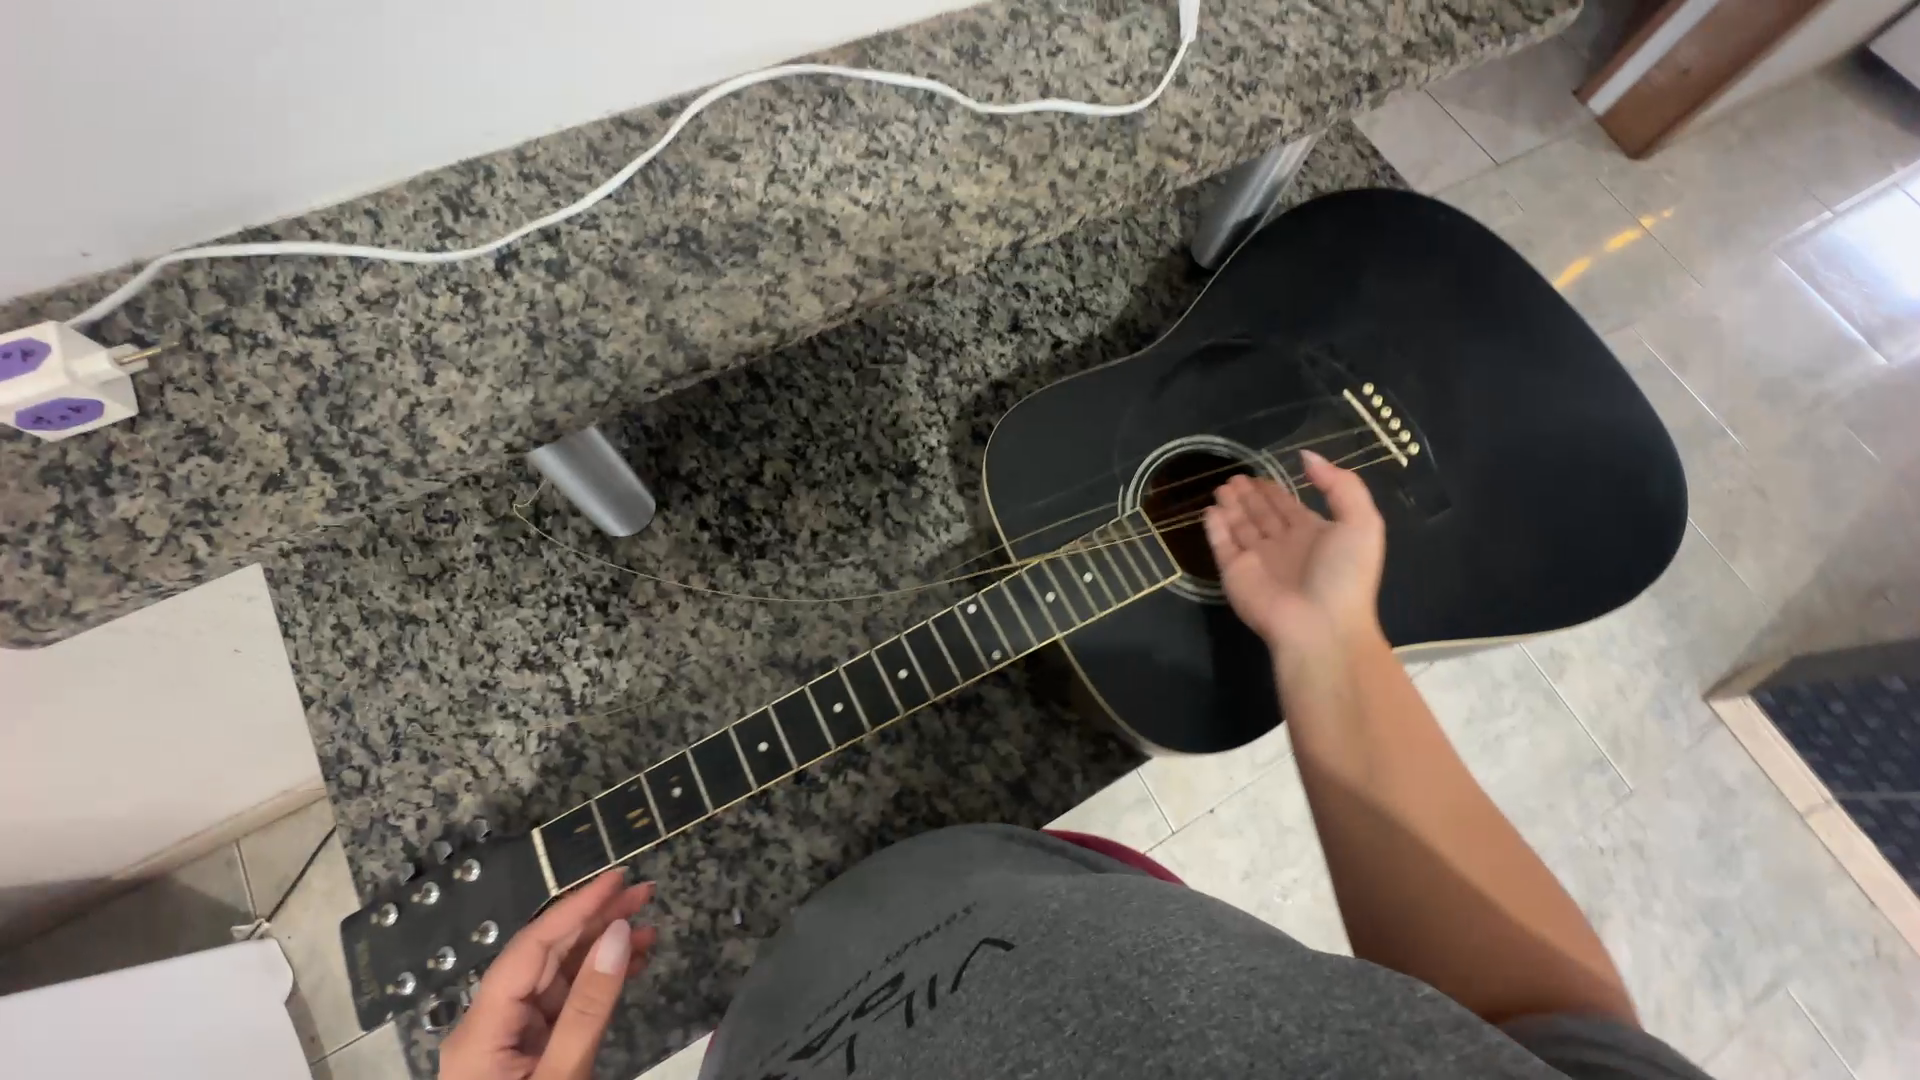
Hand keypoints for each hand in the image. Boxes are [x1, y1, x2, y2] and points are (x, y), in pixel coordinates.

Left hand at [438, 869, 656, 1079]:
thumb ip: (588, 1007)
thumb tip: (618, 934)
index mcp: (482, 1030)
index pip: (532, 948)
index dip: (576, 908)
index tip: (618, 879)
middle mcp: (489, 1026)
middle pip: (545, 957)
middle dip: (596, 921)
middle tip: (646, 893)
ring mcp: (508, 1042)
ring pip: (558, 977)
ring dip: (604, 949)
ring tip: (651, 927)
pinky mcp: (528, 1056)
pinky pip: (564, 1004)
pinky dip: (600, 981)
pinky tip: (633, 964)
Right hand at [1203, 450, 1385, 652]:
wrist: (1320, 625)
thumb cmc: (1344, 573)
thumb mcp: (1361, 522)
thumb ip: (1340, 485)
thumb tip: (1307, 456)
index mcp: (1314, 535)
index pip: (1289, 507)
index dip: (1275, 491)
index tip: (1260, 474)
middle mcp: (1284, 546)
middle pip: (1262, 515)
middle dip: (1249, 496)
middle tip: (1234, 477)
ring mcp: (1257, 560)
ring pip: (1240, 526)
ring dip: (1231, 506)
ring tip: (1221, 487)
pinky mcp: (1233, 572)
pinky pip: (1221, 545)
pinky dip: (1215, 527)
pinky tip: (1210, 510)